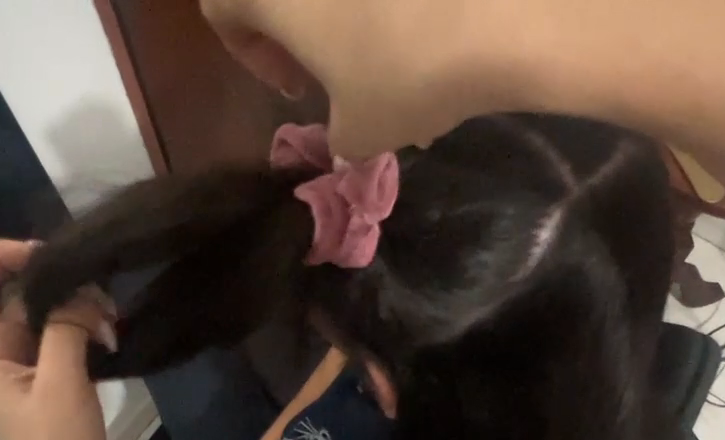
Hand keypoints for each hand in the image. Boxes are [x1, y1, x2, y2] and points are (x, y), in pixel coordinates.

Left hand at [0, 240, 120, 439]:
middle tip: (94, 285)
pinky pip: (63, 335)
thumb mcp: (61, 384)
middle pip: (11, 292)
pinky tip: (111, 330)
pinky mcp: (52, 377)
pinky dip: (84, 327)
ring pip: (43, 313)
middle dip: (51, 280)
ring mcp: (26, 365)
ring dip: (74, 306)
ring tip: (109, 314)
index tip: (44, 254)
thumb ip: (66, 329)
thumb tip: (84, 293)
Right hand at [200, 0, 530, 156]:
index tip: (294, 87)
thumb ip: (337, 138)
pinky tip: (430, 31)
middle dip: (305, 29)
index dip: (248, 53)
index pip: (220, 8)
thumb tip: (348, 141)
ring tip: (395, 63)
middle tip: (338, 72)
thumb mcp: (360, 130)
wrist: (504, 14)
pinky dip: (397, 5)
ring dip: (353, 16)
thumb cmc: (403, 74)